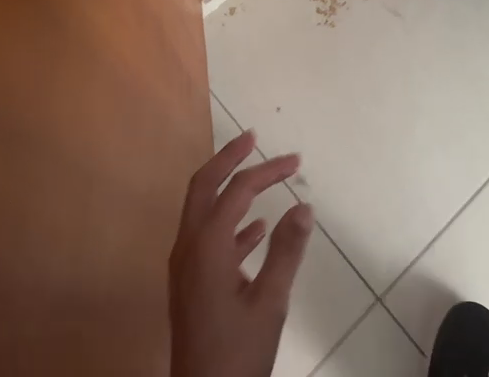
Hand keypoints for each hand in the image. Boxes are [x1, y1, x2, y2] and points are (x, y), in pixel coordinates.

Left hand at [169, 131, 312, 376]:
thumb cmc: (238, 352)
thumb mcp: (270, 303)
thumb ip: (286, 251)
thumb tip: (304, 205)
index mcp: (206, 245)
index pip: (237, 190)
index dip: (267, 171)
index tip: (297, 161)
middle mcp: (188, 246)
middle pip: (203, 185)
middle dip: (228, 158)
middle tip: (254, 137)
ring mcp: (184, 264)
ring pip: (201, 209)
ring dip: (227, 187)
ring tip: (258, 174)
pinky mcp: (189, 282)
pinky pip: (206, 236)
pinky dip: (229, 222)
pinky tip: (256, 229)